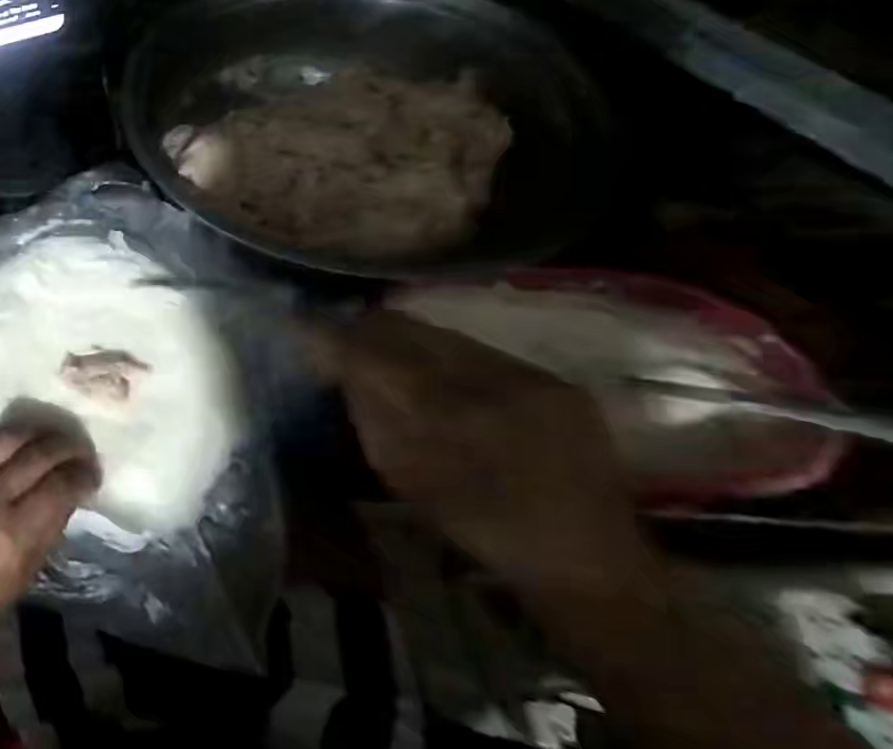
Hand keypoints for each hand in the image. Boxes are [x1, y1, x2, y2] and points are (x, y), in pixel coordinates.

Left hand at [0, 425, 99, 645]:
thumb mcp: (32, 565)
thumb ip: (54, 522)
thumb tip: (74, 487)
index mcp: (14, 533)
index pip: (58, 486)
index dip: (82, 474)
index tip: (93, 473)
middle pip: (39, 455)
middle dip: (68, 448)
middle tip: (83, 450)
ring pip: (11, 437)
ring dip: (40, 432)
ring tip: (57, 436)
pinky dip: (10, 433)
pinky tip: (25, 436)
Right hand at [308, 309, 653, 594]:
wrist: (590, 563)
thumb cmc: (485, 531)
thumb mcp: (410, 481)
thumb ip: (372, 418)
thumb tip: (339, 369)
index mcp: (454, 417)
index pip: (378, 355)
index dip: (336, 338)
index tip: (303, 329)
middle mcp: (495, 382)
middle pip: (412, 330)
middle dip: (367, 330)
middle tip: (340, 338)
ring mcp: (531, 376)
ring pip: (445, 334)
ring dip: (405, 339)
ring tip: (382, 351)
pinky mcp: (554, 379)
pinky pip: (478, 348)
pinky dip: (444, 353)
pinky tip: (434, 370)